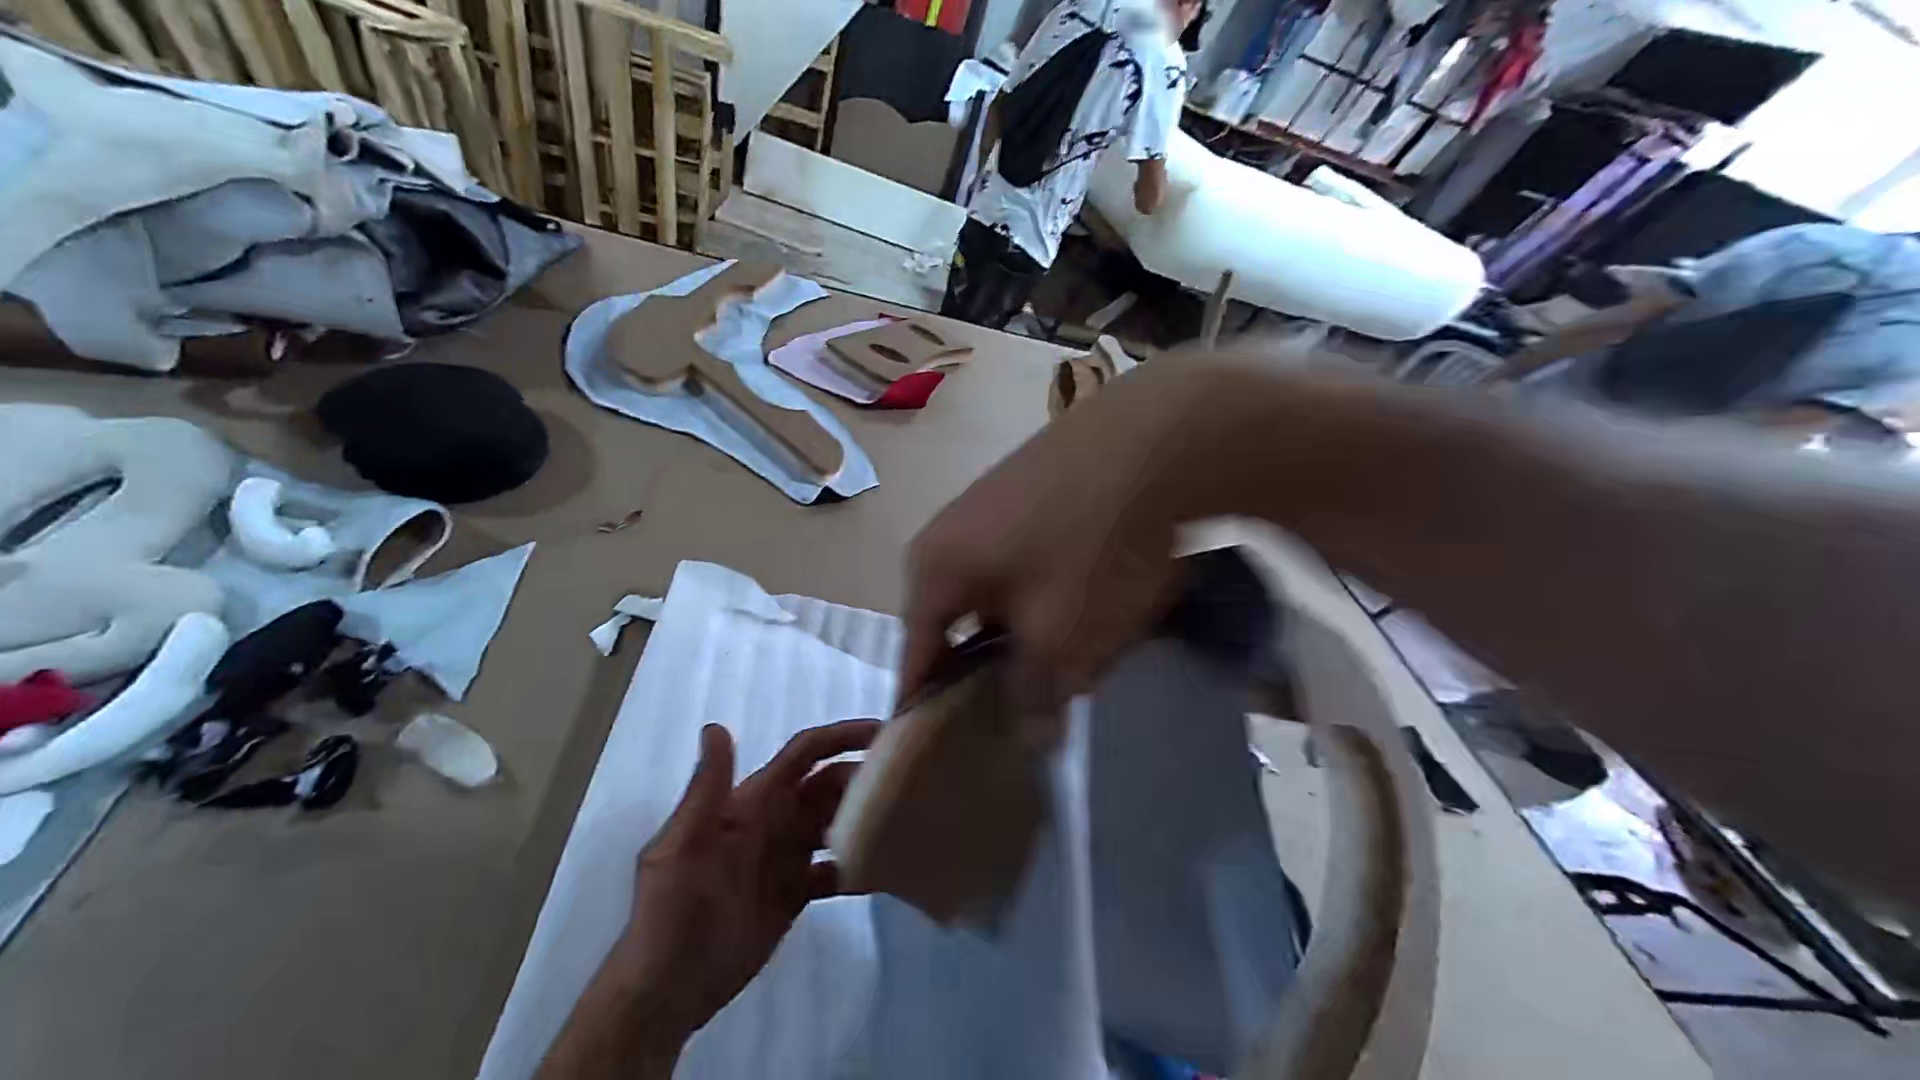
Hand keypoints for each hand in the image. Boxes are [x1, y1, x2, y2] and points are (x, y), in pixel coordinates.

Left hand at [537, 719, 879, 1079]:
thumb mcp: (680, 848)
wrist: (667, 992)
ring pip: (836, 822)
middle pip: (829, 785)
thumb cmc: (671, 913)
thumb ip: (706, 790)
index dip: (841, 736)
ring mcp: (787, 857)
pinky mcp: (796, 893)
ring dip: (864, 817)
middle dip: (863, 777)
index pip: (804, 755)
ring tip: (903, 821)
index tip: (882, 731)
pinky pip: (835, 869)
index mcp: (752, 802)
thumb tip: (716, 727)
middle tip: (906, 784)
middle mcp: (775, 821)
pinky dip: (857, 865)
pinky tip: (880, 871)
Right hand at [902, 358, 1215, 709]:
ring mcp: (990, 510)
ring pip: (996, 597)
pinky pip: (1025, 567)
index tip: (951, 754)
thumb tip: (1029, 735)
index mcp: (934, 570)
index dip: (930, 710)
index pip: (915, 657)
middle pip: (955, 626)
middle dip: (988, 672)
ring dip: (1023, 635)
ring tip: (1064, 668)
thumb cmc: (1093, 545)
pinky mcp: (1030, 496)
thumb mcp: (1062, 635)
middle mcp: (948, 536)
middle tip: (1024, 714)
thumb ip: (1035, 691)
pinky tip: (1087, 610)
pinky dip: (1047, 599)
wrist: (1158, 436)